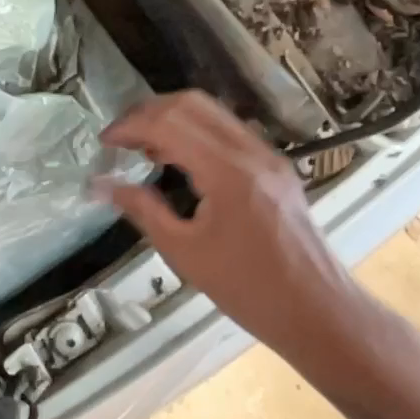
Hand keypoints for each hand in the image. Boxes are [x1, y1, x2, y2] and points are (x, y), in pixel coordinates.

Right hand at [101, 91, 362, 354]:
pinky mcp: (276, 168)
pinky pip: (227, 130)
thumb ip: (141, 208)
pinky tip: (176, 159)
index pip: (168, 124)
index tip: (103, 143)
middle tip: (119, 137)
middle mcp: (252, 153)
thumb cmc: (248, 289)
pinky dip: (193, 132)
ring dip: (170, 119)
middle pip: (190, 104)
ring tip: (141, 146)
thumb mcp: (183, 251)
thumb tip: (99, 184)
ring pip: (211, 112)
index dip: (128, 127)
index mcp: (229, 173)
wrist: (320, 314)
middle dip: (146, 113)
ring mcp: (269, 157)